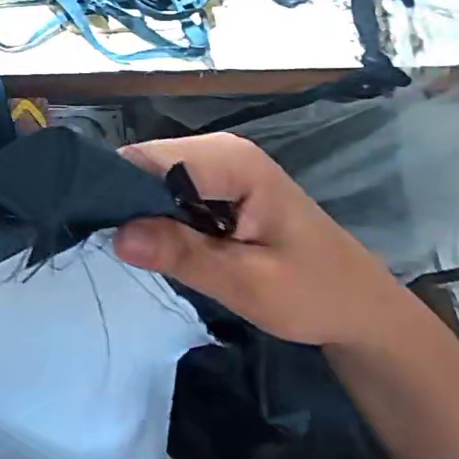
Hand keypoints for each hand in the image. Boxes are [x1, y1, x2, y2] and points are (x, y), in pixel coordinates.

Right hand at [114, 133, 399, 346]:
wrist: (361, 308)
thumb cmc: (315, 294)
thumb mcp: (249, 284)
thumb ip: (183, 254)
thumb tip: (117, 234)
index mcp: (232, 161)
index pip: (151, 159)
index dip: (119, 191)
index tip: (97, 229)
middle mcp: (222, 150)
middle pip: (149, 163)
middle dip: (127, 202)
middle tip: (113, 247)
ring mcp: (221, 164)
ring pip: (155, 176)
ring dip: (141, 211)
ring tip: (130, 247)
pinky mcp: (219, 183)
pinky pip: (171, 189)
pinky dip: (158, 215)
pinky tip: (156, 242)